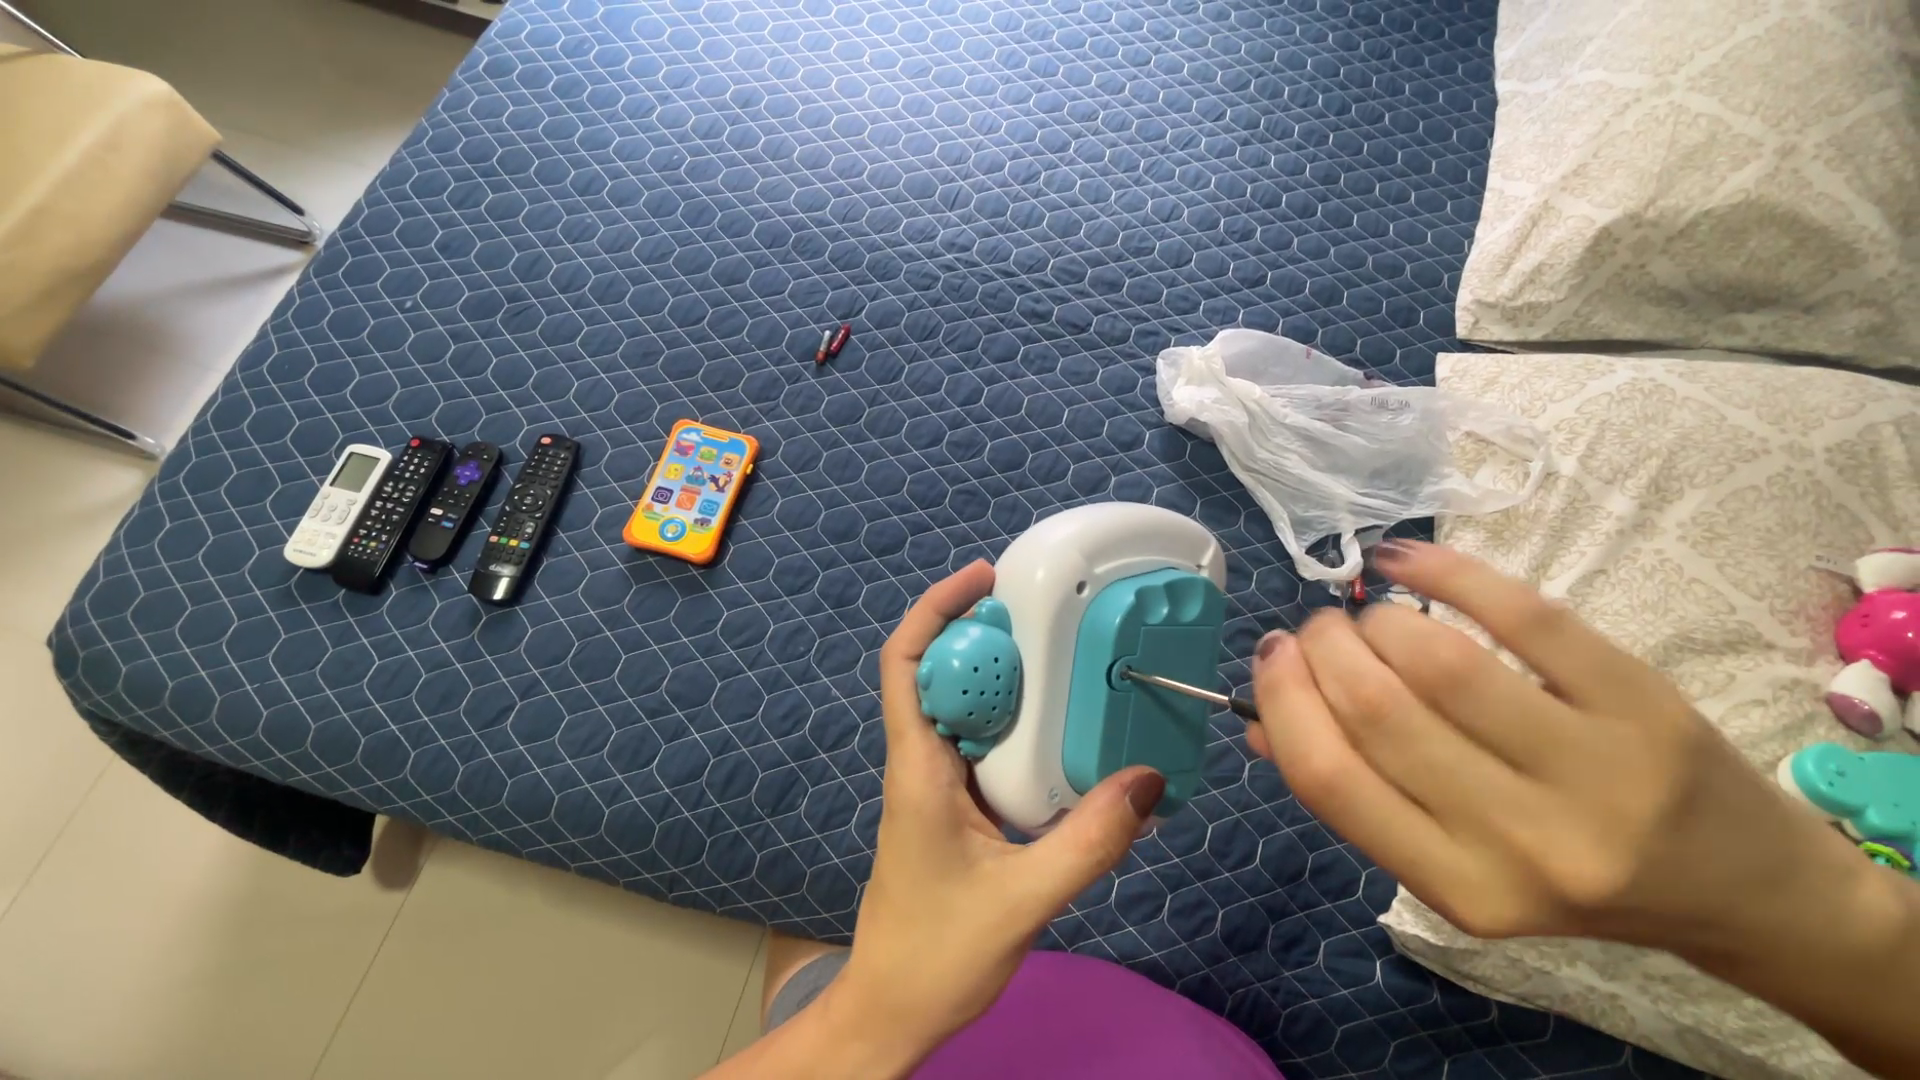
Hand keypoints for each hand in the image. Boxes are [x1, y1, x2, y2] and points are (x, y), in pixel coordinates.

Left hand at [830, 560, 1164, 1061]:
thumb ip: (1088, 839)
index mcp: (918, 768)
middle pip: (939, 672)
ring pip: (962, 707)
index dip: (936, 609)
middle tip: (1046, 611)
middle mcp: (919, 763)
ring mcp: (934, 785)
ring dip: (1002, 675)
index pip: (907, 663)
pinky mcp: (951, 808)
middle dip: (983, 632)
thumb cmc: (939, 953)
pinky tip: (1059, 728)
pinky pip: (981, 745)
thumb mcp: (1024, 898)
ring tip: (1061, 654)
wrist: (893, 1008)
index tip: (984, 579)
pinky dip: (1015, 723)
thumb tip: (1150, 780)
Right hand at [1246, 541, 1874, 955]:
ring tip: (1370, 616)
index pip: (1329, 777)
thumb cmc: (1563, 872)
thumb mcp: (1450, 860)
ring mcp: (1595, 769)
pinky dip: (1446, 571)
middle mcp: (1525, 841)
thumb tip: (1258, 720)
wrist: (1739, 888)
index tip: (1272, 655)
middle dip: (1323, 646)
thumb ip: (1355, 793)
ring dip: (1376, 618)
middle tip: (1319, 629)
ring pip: (1438, 660)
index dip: (1282, 698)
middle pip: (1377, 708)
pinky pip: (1523, 614)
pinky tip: (1406, 559)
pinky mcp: (1645, 703)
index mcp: (1459, 888)